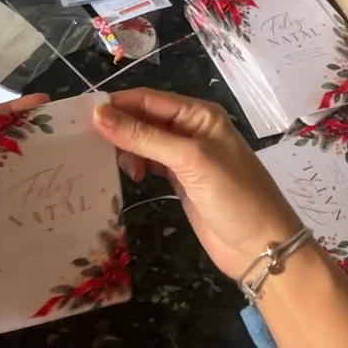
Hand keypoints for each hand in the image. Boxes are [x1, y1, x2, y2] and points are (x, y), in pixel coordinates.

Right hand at [93, 88, 303, 278]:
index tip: (83, 116)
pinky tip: (130, 176)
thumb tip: (98, 113)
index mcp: (198, 113)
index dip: (117, 104)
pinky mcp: (181, 179)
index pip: (148, 99)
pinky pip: (149, 162)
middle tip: (91, 144)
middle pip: (143, 118)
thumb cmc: (234, 196)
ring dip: (127, 149)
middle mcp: (191, 128)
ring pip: (143, 140)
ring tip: (120, 166)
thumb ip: (143, 137)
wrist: (264, 249)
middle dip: (119, 127)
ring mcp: (186, 155)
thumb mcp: (188, 160)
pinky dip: (136, 165)